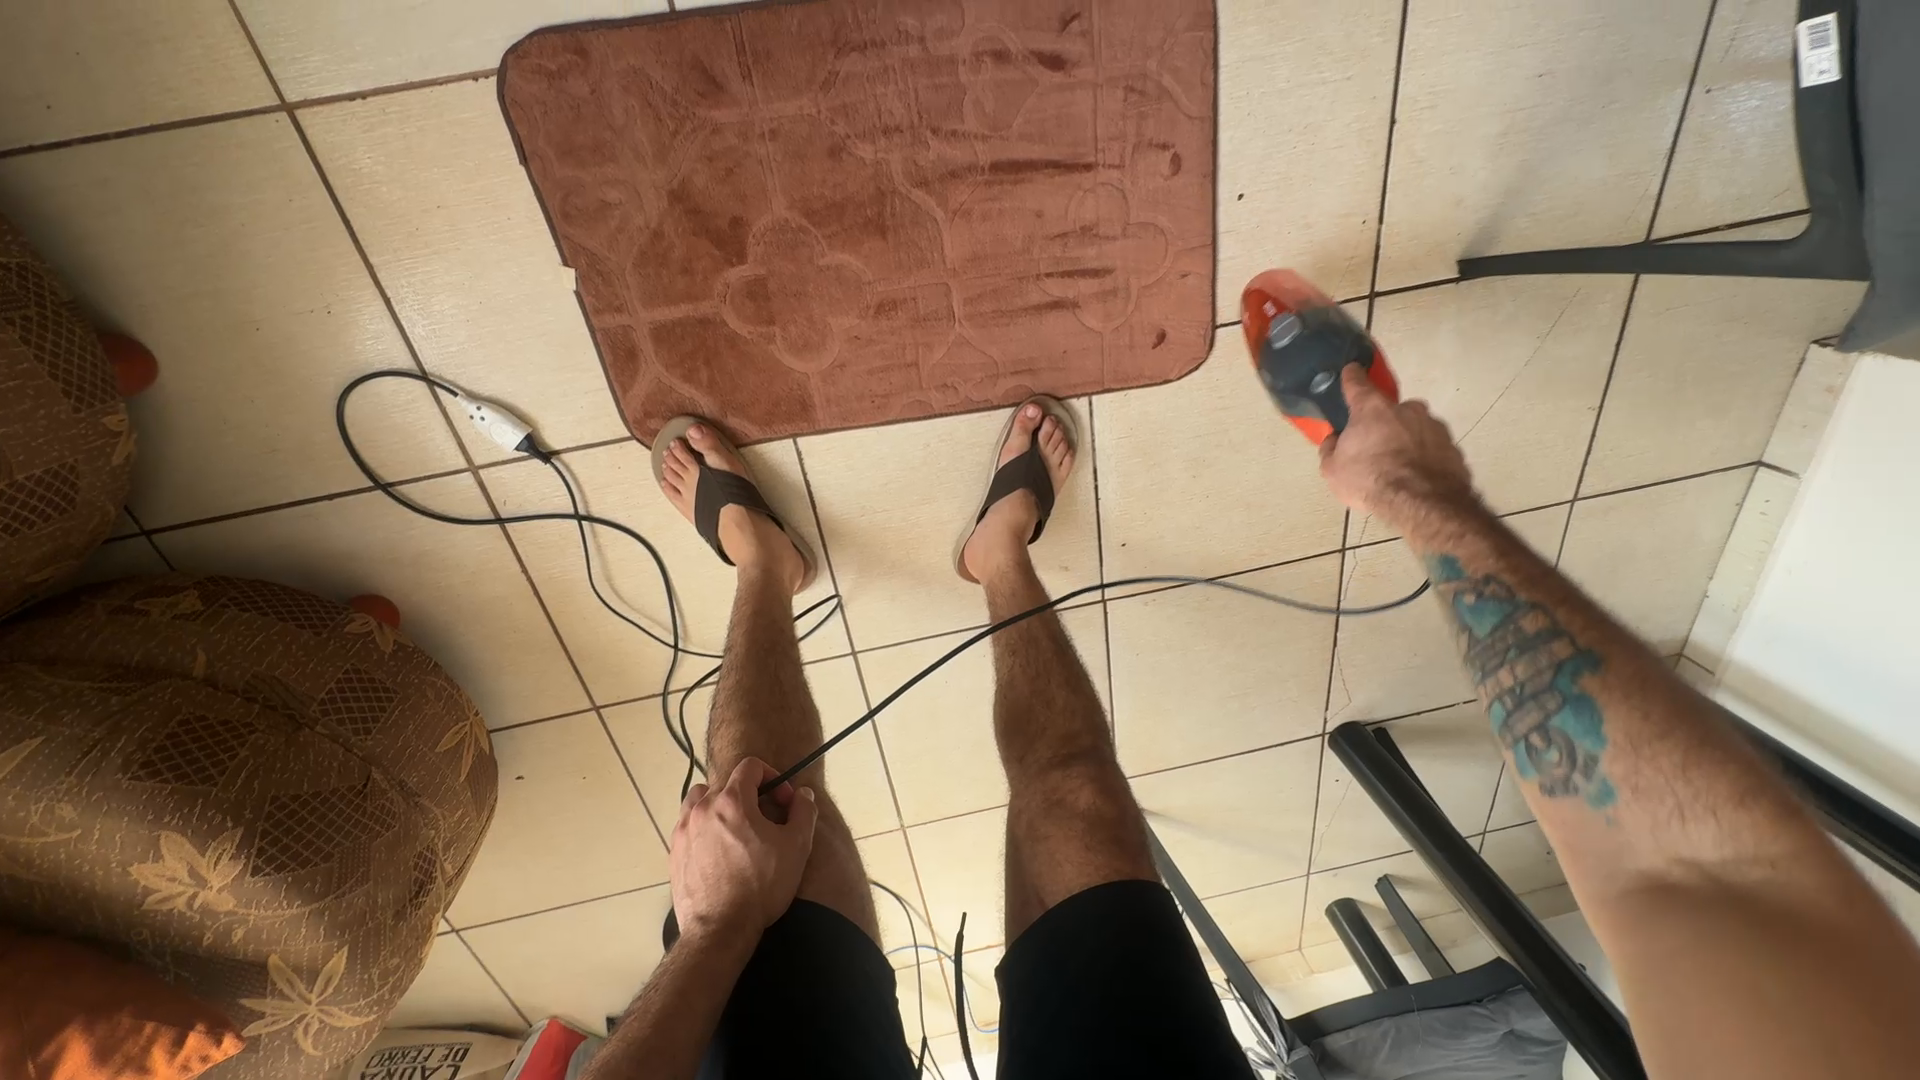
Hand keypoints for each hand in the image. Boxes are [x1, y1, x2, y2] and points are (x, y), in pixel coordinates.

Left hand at [669, 757, 818, 941]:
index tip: (783, 801)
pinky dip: (705, 827)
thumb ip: (804, 811)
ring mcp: (683, 831)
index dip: (773, 777)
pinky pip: (689, 825)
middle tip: (765, 820)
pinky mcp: (674, 853)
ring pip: (700, 800)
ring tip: (737, 830)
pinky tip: (719, 851)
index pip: (750, 766)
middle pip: (726, 783)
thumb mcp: (796, 846)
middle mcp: (702, 808)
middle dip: (750, 794)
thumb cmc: (760, 886)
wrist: (720, 930)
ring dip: (720, 806)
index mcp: (731, 801)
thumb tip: (802, 794)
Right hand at [1319, 364, 1474, 523]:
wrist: (1421, 502)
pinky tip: (1416, 477)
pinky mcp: (1453, 447)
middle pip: (1390, 410)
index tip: (1351, 370)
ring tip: (1398, 468)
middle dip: (1383, 423)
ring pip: (1414, 428)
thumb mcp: (1332, 469)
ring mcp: (1434, 426)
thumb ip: (1331, 449)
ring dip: (1405, 440)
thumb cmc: (1369, 479)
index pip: (1357, 383)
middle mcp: (1407, 409)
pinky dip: (1423, 457)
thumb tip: (1336, 440)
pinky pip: (1431, 448)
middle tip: (1373, 446)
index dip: (1351, 377)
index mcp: (1372, 409)